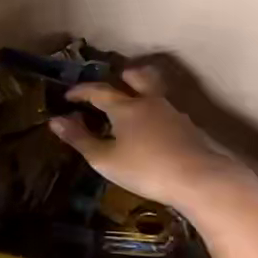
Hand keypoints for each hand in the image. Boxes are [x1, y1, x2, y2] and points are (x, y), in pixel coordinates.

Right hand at [49, 65, 257, 213]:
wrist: (201, 180)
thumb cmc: (145, 169)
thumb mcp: (104, 159)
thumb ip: (79, 138)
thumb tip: (55, 121)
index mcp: (125, 107)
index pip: (98, 91)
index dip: (80, 91)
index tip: (68, 96)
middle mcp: (150, 103)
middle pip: (137, 77)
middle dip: (122, 77)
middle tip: (112, 83)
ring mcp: (174, 114)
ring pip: (155, 94)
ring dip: (140, 94)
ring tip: (131, 108)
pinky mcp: (190, 129)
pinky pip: (167, 112)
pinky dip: (155, 114)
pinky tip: (152, 131)